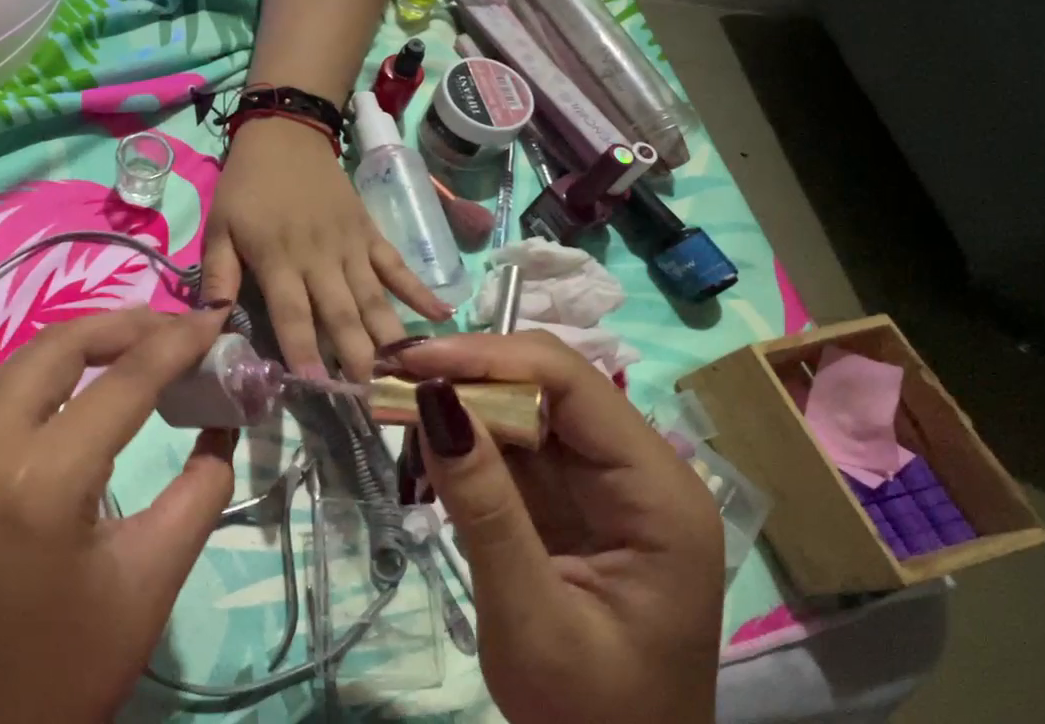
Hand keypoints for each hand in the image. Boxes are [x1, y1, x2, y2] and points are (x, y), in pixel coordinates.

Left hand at [0, 276, 237, 720]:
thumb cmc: (64, 670)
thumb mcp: (150, 583)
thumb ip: (200, 491)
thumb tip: (224, 421)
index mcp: (45, 483)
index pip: (125, 383)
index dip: (177, 344)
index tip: (214, 320)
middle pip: (63, 352)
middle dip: (129, 330)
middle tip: (177, 331)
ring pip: (8, 358)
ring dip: (69, 335)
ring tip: (122, 329)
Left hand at [201, 117, 451, 380]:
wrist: (285, 135)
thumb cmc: (246, 187)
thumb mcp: (219, 228)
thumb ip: (217, 274)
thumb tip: (211, 322)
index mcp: (278, 259)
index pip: (292, 312)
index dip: (303, 349)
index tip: (316, 386)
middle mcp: (319, 258)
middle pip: (340, 312)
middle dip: (354, 354)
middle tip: (368, 394)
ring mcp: (351, 246)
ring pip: (373, 296)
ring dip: (387, 334)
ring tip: (403, 371)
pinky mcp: (370, 233)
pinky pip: (397, 265)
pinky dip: (419, 289)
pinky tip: (441, 315)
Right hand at [391, 332, 723, 723]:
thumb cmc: (590, 715)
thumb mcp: (531, 617)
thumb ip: (485, 508)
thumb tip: (432, 400)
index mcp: (659, 495)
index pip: (575, 385)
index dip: (490, 357)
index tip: (412, 361)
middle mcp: (640, 474)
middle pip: (550, 389)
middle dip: (467, 376)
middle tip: (385, 375)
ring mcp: (605, 488)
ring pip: (526, 412)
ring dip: (459, 403)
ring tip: (390, 398)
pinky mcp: (573, 505)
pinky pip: (516, 451)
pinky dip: (465, 441)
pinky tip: (420, 438)